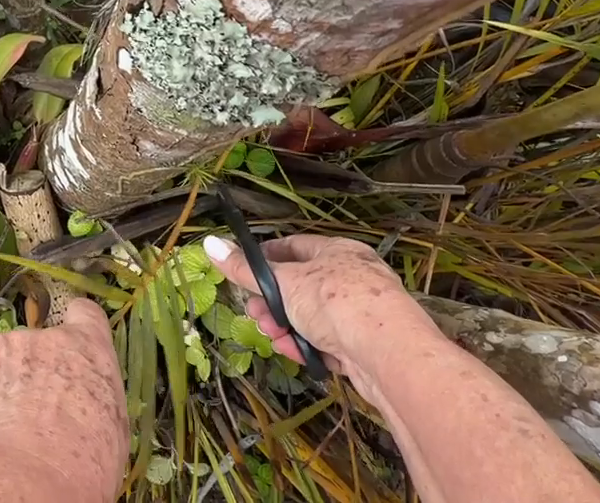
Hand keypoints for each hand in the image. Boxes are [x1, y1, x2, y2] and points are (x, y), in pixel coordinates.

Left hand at [0, 299, 127, 502]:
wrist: (32, 477)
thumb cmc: (84, 468)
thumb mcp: (110, 430)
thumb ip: (95, 397)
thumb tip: (83, 403)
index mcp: (94, 353)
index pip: (87, 315)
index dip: (79, 328)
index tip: (74, 347)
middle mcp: (57, 338)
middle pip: (47, 344)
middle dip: (43, 368)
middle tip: (40, 408)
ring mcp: (19, 341)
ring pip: (15, 357)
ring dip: (15, 379)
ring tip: (14, 421)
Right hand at [201, 234, 432, 396]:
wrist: (390, 356)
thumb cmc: (335, 303)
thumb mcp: (282, 283)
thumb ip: (244, 269)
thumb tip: (209, 243)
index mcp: (338, 251)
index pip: (294, 247)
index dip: (266, 259)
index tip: (245, 274)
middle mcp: (354, 278)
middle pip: (300, 286)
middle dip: (273, 303)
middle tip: (255, 313)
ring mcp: (362, 314)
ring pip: (312, 317)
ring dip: (287, 327)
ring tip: (273, 337)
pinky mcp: (367, 347)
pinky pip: (330, 342)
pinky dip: (310, 347)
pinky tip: (297, 354)